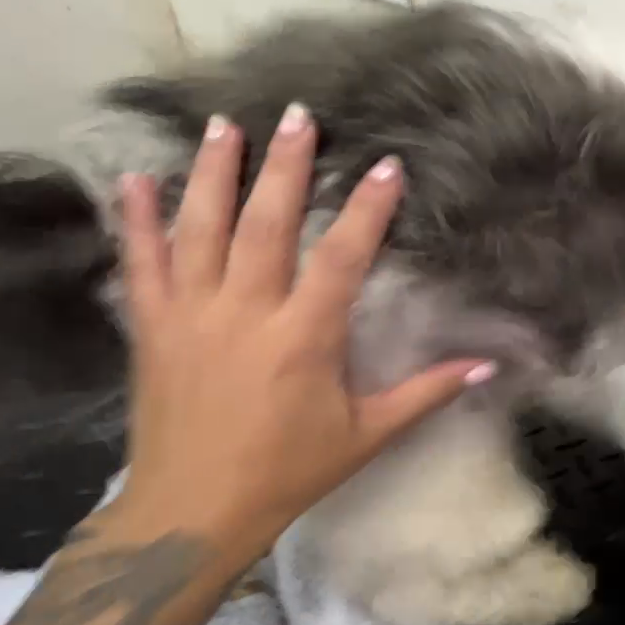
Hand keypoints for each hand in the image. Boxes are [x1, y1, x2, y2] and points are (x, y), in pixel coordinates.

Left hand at [104, 106, 493, 560]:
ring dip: (212, 174)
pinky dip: (136, 218)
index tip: (386, 167)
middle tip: (296, 117)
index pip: (341, 258)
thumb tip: (490, 367)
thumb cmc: (292, 469)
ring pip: (199, 229)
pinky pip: (141, 262)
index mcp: (305, 337)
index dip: (366, 209)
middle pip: (264, 224)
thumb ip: (428, 393)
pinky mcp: (152, 327)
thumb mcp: (369, 433)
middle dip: (284, 167)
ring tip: (224, 126)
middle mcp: (244, 313)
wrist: (194, 507)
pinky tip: (135, 177)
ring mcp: (190, 315)